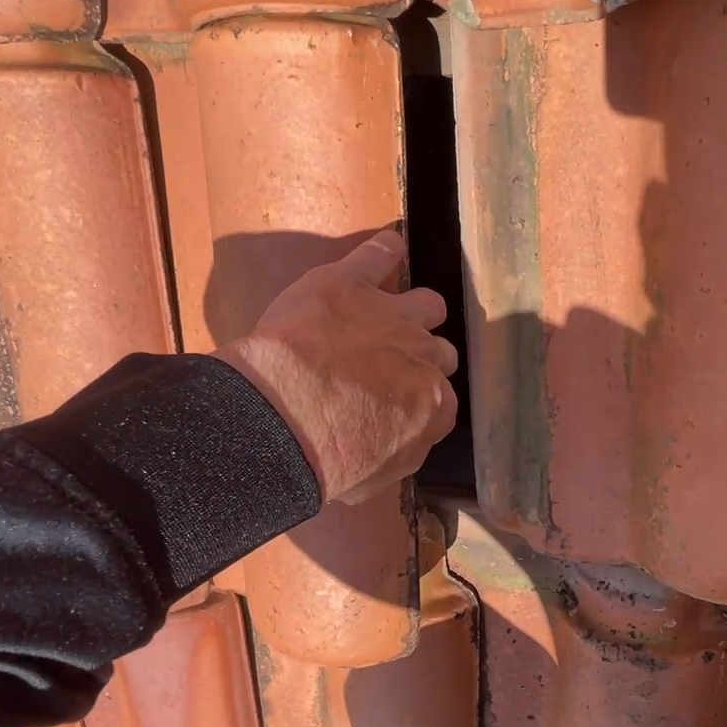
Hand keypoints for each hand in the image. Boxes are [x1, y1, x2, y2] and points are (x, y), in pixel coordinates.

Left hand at [217, 231, 457, 504]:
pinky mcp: (351, 284)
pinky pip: (380, 253)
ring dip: (414, 311)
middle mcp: (424, 357)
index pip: (440, 399)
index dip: (417, 400)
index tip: (396, 405)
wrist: (286, 420)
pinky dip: (384, 250)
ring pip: (426, 303)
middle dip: (419, 359)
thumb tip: (401, 439)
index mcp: (435, 406)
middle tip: (388, 367)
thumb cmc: (330, 461)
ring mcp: (393, 316)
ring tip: (390, 316)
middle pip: (438, 350)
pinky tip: (386, 248)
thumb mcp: (377, 477)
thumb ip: (402, 452)